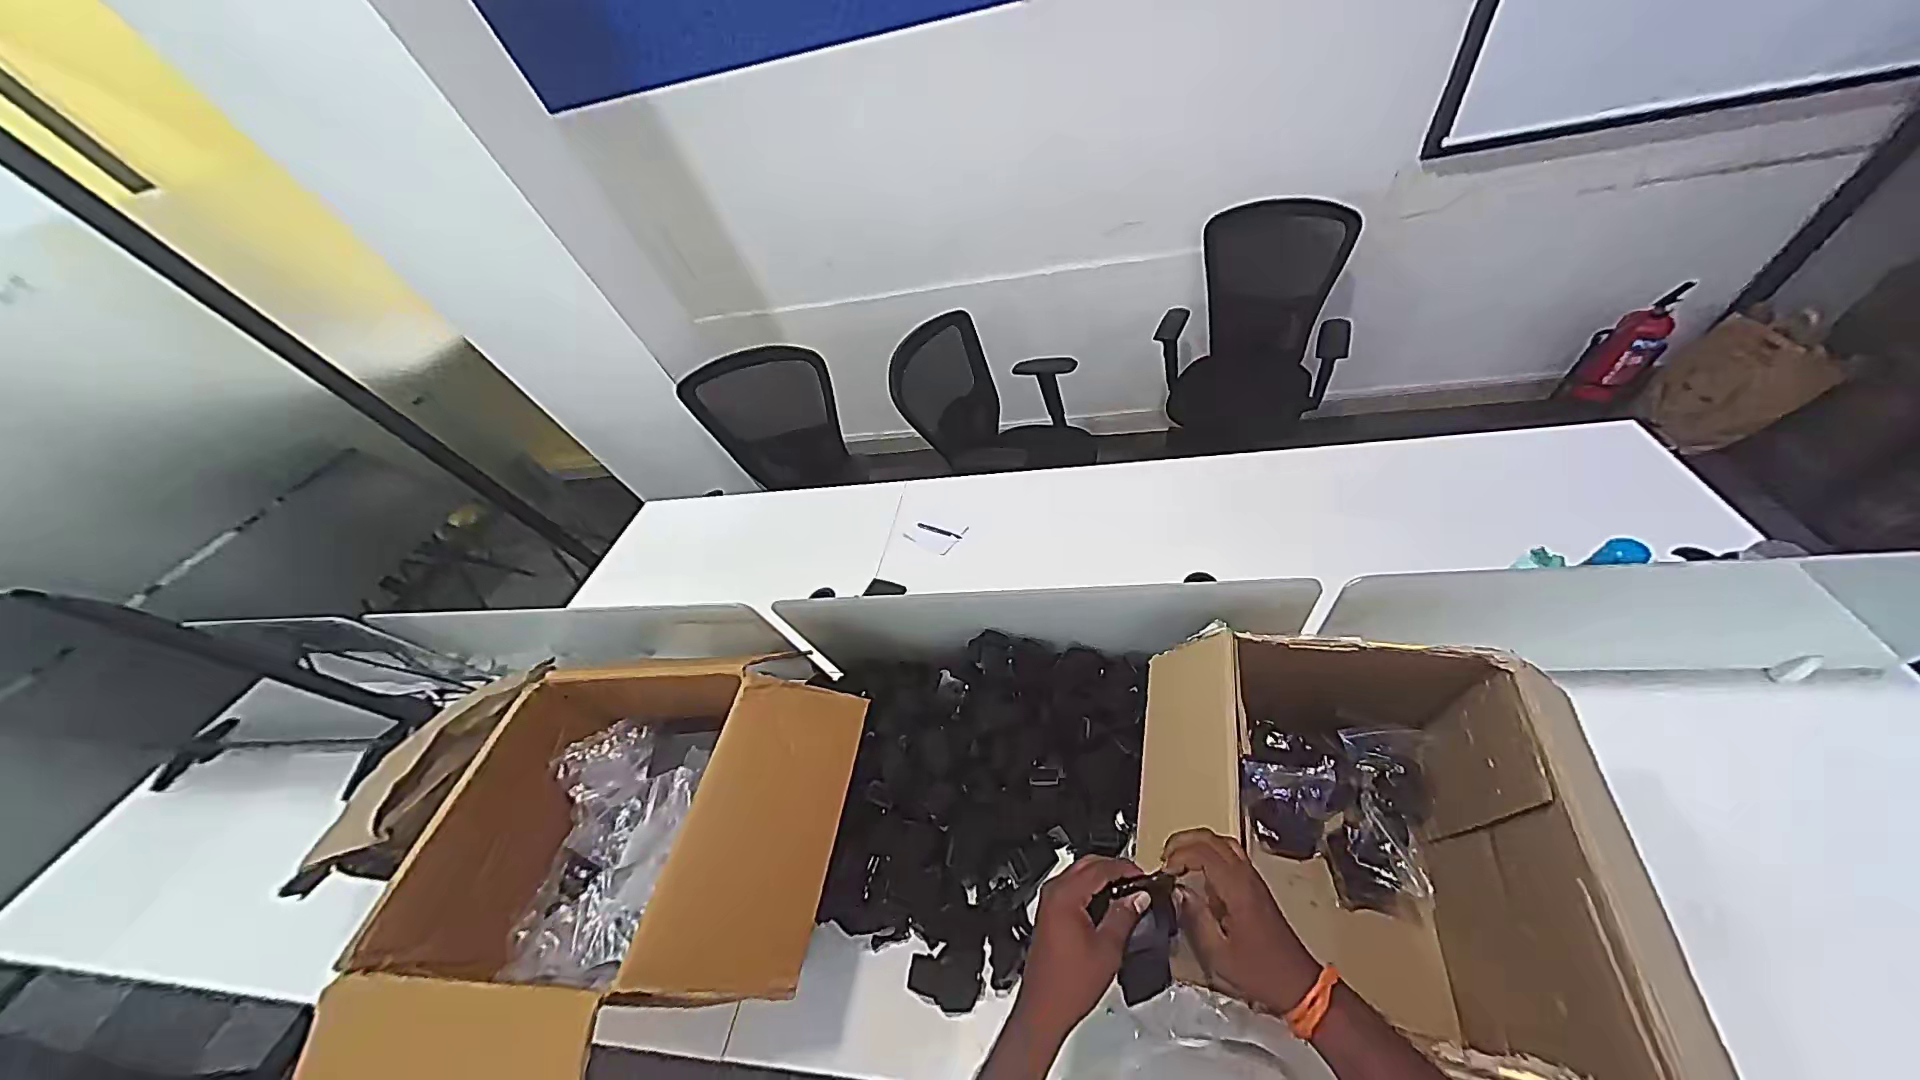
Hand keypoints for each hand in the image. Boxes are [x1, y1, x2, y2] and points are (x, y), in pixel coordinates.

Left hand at [1010, 855, 1147, 1040]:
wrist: (1045, 1007)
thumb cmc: (1070, 985)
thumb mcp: (1108, 948)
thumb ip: (1124, 915)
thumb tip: (1138, 896)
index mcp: (1065, 896)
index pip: (1099, 868)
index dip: (1124, 868)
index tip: (1142, 874)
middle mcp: (1053, 893)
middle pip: (1086, 864)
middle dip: (1113, 867)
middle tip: (1136, 879)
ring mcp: (1048, 901)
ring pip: (1078, 873)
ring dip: (1101, 876)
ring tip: (1126, 889)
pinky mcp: (1048, 912)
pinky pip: (1071, 887)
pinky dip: (1090, 887)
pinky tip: (1107, 902)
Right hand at [1162, 828, 1319, 1013]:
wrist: (1299, 985)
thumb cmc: (1259, 972)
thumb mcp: (1218, 954)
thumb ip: (1195, 918)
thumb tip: (1179, 892)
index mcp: (1237, 888)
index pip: (1202, 852)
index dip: (1178, 855)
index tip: (1165, 872)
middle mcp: (1246, 876)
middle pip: (1211, 838)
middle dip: (1183, 842)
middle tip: (1165, 858)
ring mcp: (1253, 879)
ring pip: (1221, 842)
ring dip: (1196, 844)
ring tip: (1178, 860)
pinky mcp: (1255, 886)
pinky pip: (1229, 855)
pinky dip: (1209, 853)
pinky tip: (1199, 874)